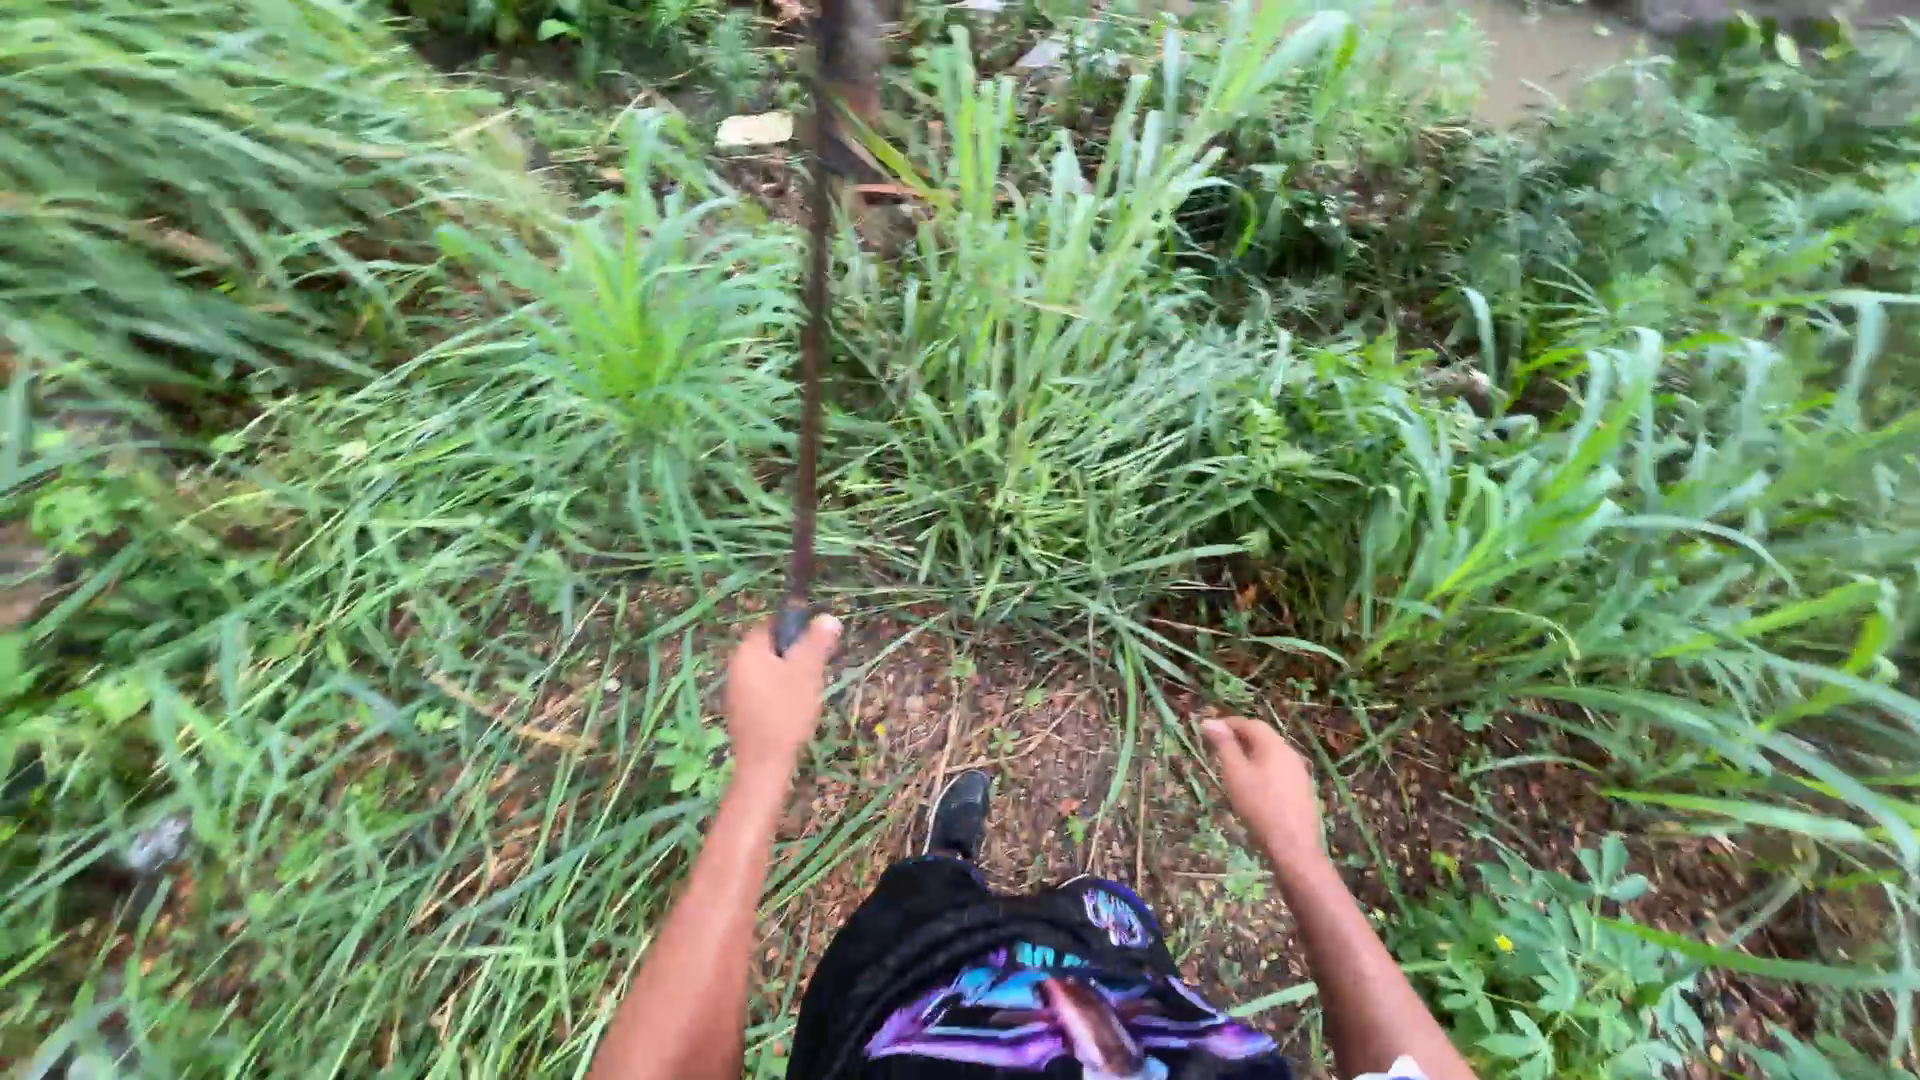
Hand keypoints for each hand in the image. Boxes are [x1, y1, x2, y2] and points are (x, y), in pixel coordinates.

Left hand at [723, 615, 841, 778]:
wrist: (765, 763)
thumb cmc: (786, 711)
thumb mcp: (807, 671)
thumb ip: (816, 641)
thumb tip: (828, 618)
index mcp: (748, 651)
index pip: (773, 623)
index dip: (798, 627)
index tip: (819, 642)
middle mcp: (736, 666)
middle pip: (772, 647)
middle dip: (797, 654)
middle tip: (818, 668)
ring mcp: (736, 690)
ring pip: (770, 669)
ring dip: (792, 674)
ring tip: (810, 690)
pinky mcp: (742, 710)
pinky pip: (765, 689)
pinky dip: (782, 691)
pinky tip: (796, 708)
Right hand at [1201, 714, 1327, 873]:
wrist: (1293, 845)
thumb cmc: (1259, 805)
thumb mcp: (1235, 773)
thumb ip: (1224, 745)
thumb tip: (1209, 721)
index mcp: (1274, 745)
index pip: (1251, 723)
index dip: (1230, 723)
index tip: (1211, 729)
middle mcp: (1290, 753)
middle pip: (1264, 737)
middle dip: (1241, 737)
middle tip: (1219, 746)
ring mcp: (1299, 772)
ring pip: (1272, 753)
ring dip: (1252, 753)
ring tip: (1234, 765)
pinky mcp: (1303, 789)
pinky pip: (1279, 769)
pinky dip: (1263, 767)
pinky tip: (1255, 784)